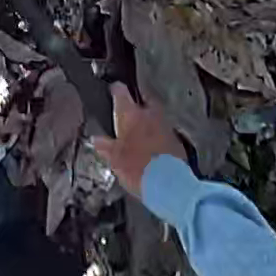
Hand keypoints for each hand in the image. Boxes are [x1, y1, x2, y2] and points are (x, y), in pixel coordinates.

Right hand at [91, 82, 185, 199]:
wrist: (170, 186)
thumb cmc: (138, 168)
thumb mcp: (114, 159)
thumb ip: (105, 146)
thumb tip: (96, 139)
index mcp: (131, 114)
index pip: (121, 91)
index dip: (116, 89)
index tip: (113, 89)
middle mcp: (150, 115)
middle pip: (145, 98)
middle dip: (139, 101)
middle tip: (132, 108)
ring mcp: (166, 127)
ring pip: (157, 116)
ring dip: (151, 120)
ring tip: (143, 129)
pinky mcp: (178, 142)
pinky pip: (166, 132)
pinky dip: (160, 136)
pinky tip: (155, 146)